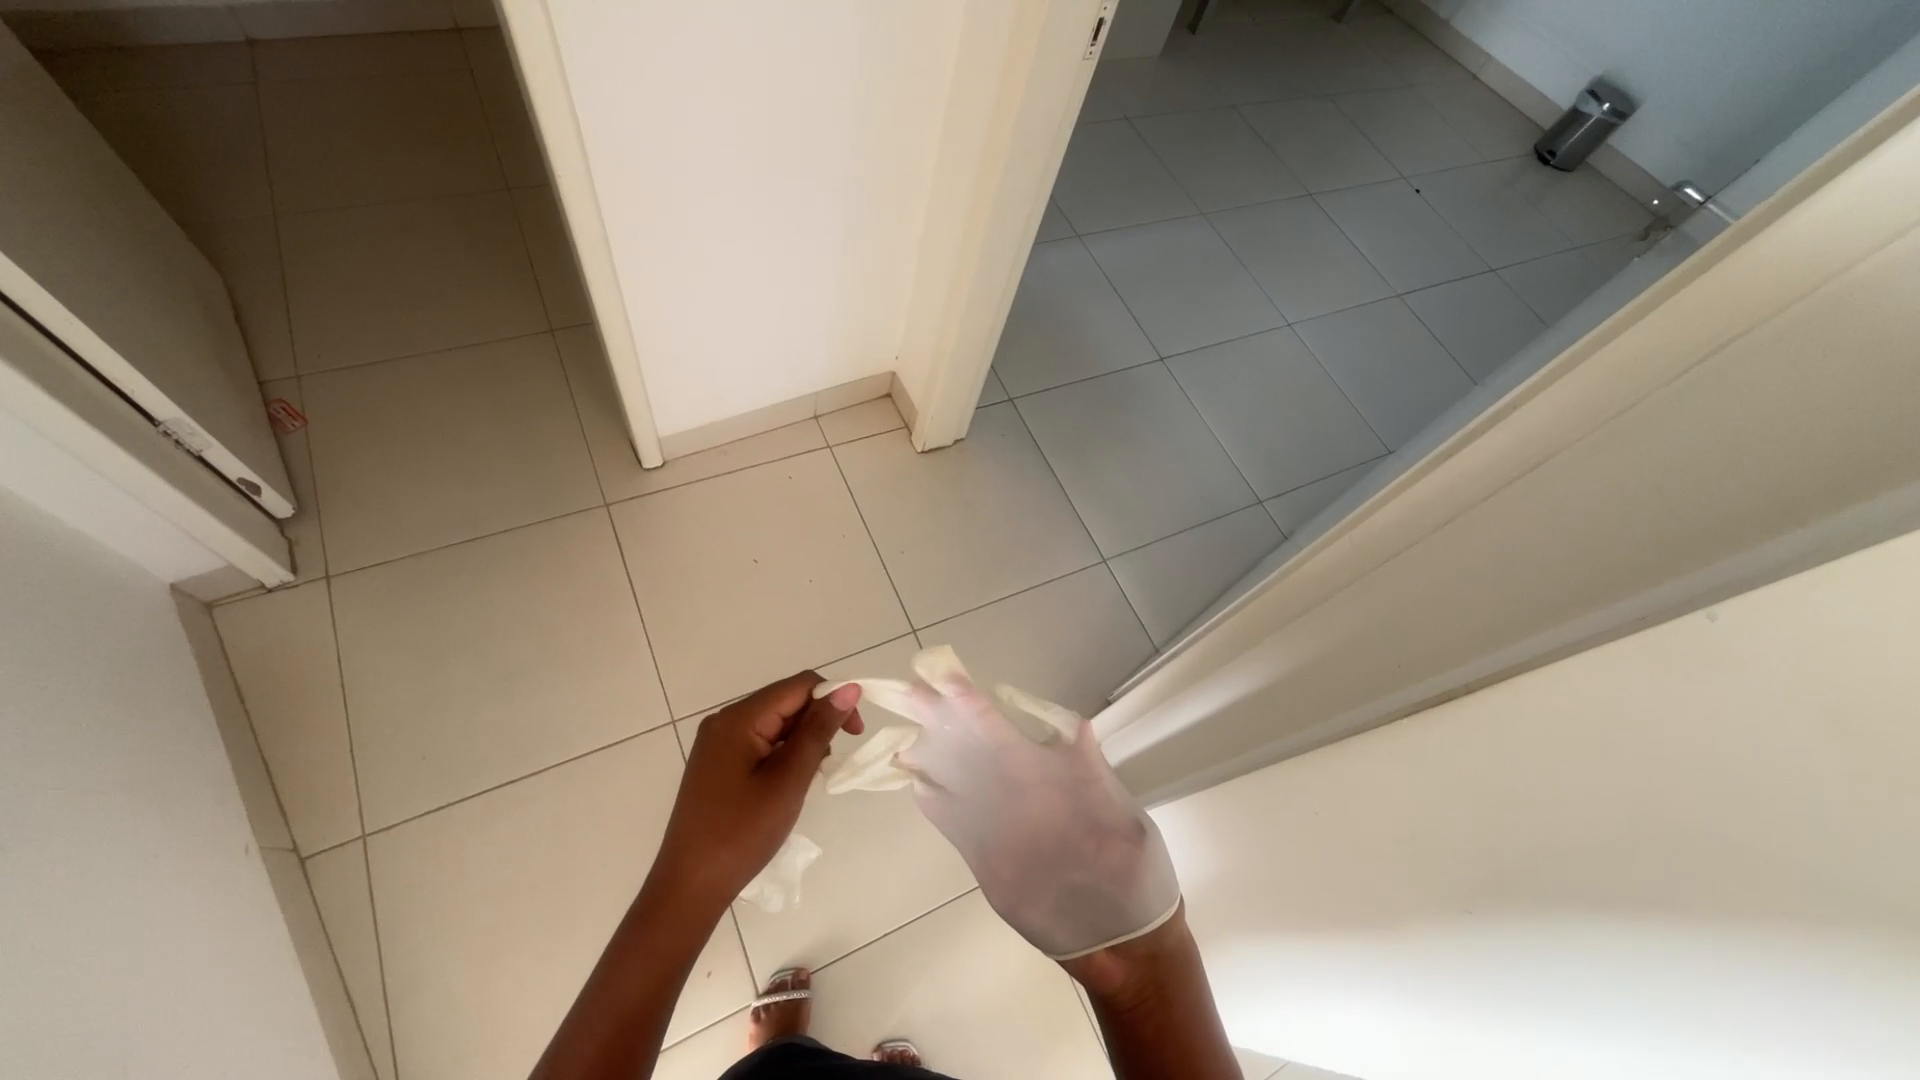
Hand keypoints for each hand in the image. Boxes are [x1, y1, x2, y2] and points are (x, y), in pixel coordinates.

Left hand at [648, 672, 863, 909]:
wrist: (691, 885)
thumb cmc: (742, 832)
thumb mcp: (788, 779)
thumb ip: (818, 730)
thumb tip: (849, 688)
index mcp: (738, 719)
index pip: (799, 686)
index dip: (833, 699)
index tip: (855, 734)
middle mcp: (724, 721)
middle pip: (786, 701)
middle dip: (817, 723)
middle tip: (828, 764)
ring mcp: (718, 743)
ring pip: (776, 723)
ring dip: (802, 741)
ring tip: (805, 780)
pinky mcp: (718, 764)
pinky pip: (761, 742)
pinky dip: (783, 755)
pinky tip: (787, 784)